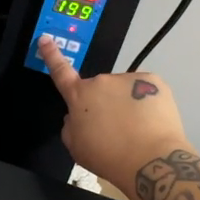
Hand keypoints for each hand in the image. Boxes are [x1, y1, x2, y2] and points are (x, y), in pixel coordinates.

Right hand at [37, 35, 190, 186]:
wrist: (150, 160)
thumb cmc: (110, 157)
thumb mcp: (76, 147)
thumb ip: (71, 126)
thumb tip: (77, 116)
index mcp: (79, 97)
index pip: (60, 72)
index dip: (51, 55)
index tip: (46, 39)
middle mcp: (102, 82)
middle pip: (100, 90)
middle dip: (105, 103)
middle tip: (114, 129)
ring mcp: (128, 80)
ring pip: (124, 90)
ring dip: (127, 103)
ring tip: (135, 130)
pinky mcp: (153, 82)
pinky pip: (145, 90)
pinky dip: (147, 102)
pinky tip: (150, 122)